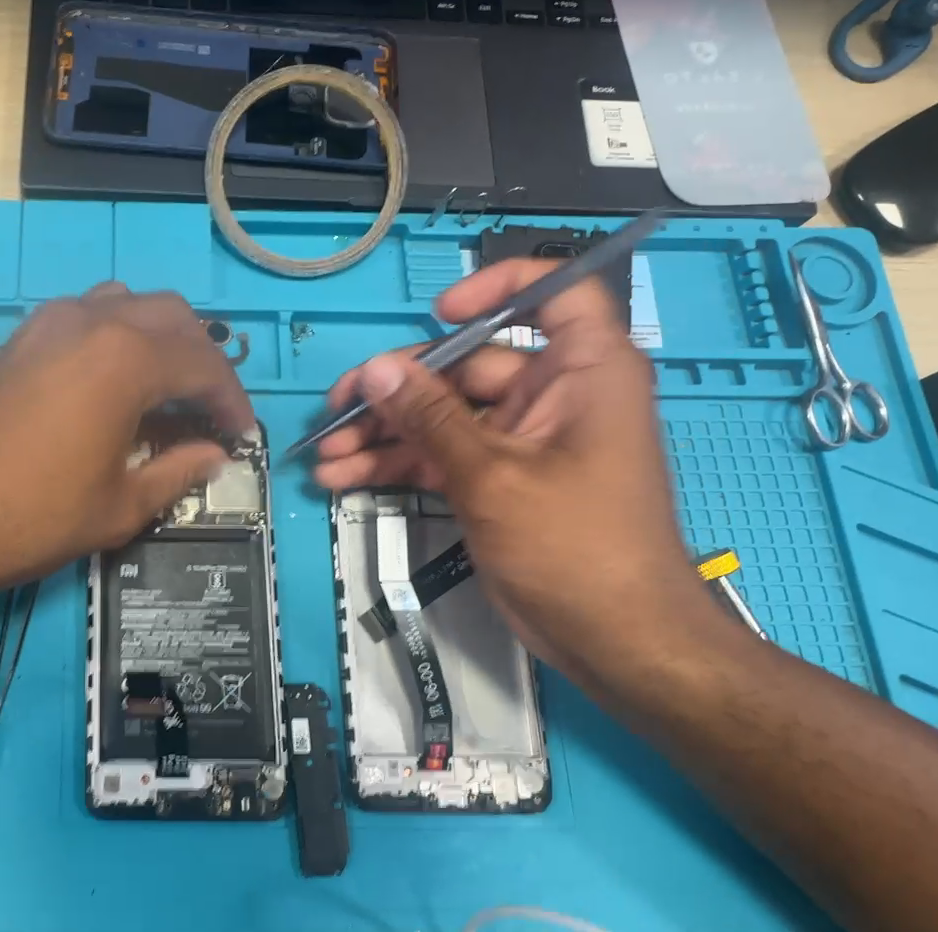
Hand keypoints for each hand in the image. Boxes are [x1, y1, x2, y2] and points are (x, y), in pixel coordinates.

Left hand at [0, 283, 255, 635]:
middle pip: (170, 318)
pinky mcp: (17, 341)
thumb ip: (177, 473)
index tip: (241, 436)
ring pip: (125, 307)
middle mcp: (90, 321)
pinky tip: (112, 390)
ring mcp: (46, 324)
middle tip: (208, 412)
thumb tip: (214, 456)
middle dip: (200, 361)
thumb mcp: (118, 507)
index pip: (204, 363)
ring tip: (165, 395)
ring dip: (157, 342)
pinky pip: (84, 320)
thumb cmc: (31, 519)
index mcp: (125, 357)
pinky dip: (115, 341)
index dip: (231, 401)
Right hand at [313, 259, 730, 691]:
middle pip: (466, 368)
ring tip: (326, 455)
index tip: (436, 315)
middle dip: (397, 392)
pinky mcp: (495, 483)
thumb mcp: (493, 475)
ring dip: (383, 435)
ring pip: (441, 419)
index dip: (497, 289)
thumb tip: (376, 370)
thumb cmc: (573, 544)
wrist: (611, 636)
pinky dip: (397, 467)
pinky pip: (439, 459)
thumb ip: (431, 418)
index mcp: (583, 371)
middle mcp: (553, 396)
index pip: (553, 296)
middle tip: (336, 410)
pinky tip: (343, 479)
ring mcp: (519, 442)